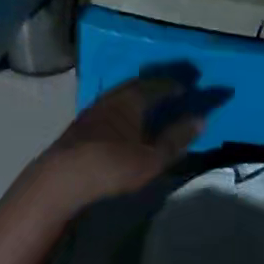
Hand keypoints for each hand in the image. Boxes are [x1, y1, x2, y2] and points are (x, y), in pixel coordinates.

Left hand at [27, 76, 206, 211]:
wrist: (62, 177)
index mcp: (132, 98)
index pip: (159, 85)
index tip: (188, 87)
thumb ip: (177, 138)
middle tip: (169, 92)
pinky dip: (121, 111)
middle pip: (136, 86)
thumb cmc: (113, 164)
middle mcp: (111, 97)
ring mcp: (92, 110)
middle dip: (154, 88)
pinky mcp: (79, 125)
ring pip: (119, 97)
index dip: (175, 86)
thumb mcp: (153, 157)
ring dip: (135, 99)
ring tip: (148, 107)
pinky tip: (122, 123)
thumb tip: (201, 119)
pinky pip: (108, 109)